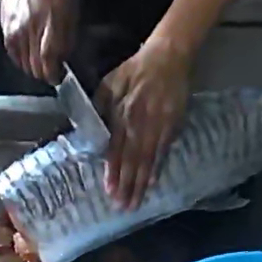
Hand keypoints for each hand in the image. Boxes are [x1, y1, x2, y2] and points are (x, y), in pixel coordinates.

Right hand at [0, 0, 73, 82]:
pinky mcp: (7, 39)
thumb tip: (64, 58)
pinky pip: (17, 61)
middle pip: (36, 68)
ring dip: (35, 69)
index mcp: (49, 21)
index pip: (48, 58)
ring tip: (42, 61)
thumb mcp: (66, 5)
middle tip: (52, 70)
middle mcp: (30, 31)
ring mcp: (17, 36)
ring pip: (26, 68)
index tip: (58, 77)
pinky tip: (31, 54)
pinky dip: (25, 62)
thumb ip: (67, 34)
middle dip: (45, 73)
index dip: (54, 73)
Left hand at [96, 37, 191, 209]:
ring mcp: (158, 124)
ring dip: (141, 182)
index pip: (116, 149)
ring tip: (135, 202)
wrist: (168, 55)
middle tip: (122, 206)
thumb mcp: (109, 85)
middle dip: (127, 184)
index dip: (114, 170)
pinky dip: (158, 167)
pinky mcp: (173, 123)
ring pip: (148, 158)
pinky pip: (164, 150)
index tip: (110, 190)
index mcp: (123, 114)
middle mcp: (140, 122)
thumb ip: (98, 108)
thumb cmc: (133, 72)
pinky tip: (152, 182)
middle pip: (132, 159)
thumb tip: (88, 134)